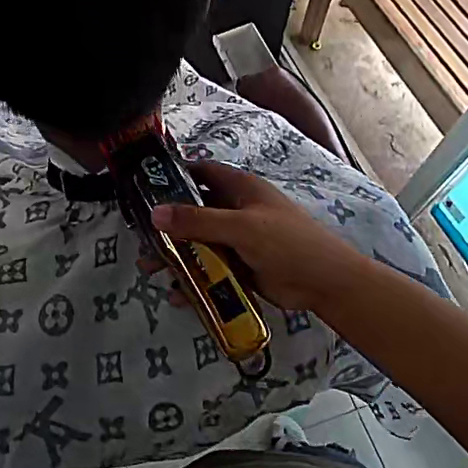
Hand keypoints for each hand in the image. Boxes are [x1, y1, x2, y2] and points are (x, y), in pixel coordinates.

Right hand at [147, 161, 369, 312]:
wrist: (324, 283)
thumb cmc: (287, 243)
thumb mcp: (241, 228)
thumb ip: (198, 221)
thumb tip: (155, 213)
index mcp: (241, 190)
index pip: (203, 172)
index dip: (176, 176)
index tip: (146, 188)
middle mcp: (237, 211)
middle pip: (194, 213)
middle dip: (168, 227)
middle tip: (143, 242)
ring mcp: (238, 241)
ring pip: (199, 244)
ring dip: (176, 257)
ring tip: (151, 271)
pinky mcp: (240, 267)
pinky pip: (210, 270)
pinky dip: (193, 280)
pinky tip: (178, 294)